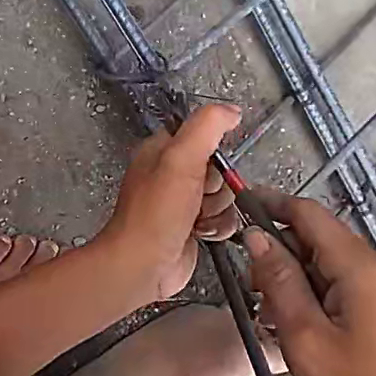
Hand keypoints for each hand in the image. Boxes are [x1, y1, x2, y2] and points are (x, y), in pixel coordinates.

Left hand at [96, 104, 240, 299]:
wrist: (143, 265)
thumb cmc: (155, 213)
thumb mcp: (181, 159)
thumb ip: (207, 127)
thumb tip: (232, 110)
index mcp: (162, 150)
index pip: (203, 135)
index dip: (213, 151)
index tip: (208, 165)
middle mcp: (171, 173)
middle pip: (219, 168)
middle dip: (217, 185)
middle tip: (199, 195)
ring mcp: (182, 201)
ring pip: (224, 195)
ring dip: (218, 209)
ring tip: (197, 217)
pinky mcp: (193, 226)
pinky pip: (223, 219)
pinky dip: (218, 227)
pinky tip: (202, 232)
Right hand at [245, 190, 375, 375]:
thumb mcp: (310, 346)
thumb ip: (281, 285)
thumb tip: (257, 236)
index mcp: (366, 268)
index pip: (309, 213)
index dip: (271, 204)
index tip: (240, 205)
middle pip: (329, 245)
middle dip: (287, 258)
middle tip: (256, 296)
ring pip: (349, 275)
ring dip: (311, 286)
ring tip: (287, 328)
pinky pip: (372, 298)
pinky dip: (338, 305)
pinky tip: (328, 345)